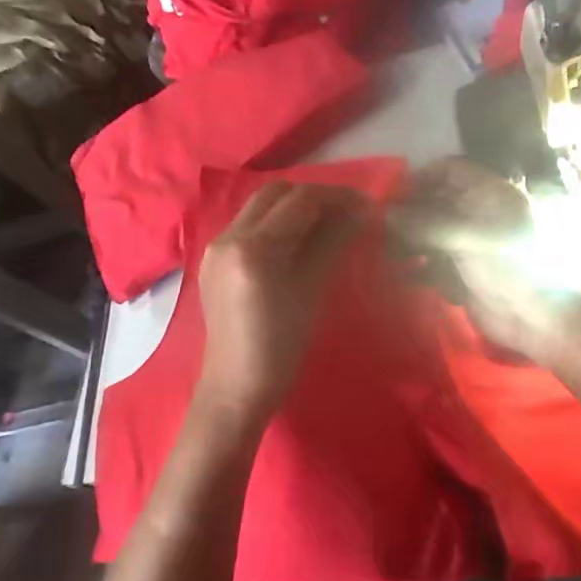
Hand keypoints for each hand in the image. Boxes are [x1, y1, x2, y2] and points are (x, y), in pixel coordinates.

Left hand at [195, 181, 367, 418]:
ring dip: (292, 207)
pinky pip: (246, 227)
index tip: (367, 205)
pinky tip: (295, 242)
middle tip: (346, 212)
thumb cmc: (280, 348)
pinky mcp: (212, 262)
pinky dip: (274, 224)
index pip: (299, 201)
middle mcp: (227, 237)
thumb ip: (332, 244)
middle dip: (313, 196)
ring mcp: (215, 248)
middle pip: (274, 194)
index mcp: (252, 247)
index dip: (337, 197)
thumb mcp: (311, 292)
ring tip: (326, 224)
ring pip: (258, 208)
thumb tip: (359, 214)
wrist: (236, 387)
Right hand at [393, 159, 577, 358]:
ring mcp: (472, 244)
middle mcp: (480, 214)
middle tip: (379, 226)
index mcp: (489, 194)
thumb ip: (422, 223)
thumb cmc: (504, 265)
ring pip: (431, 234)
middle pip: (436, 202)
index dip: (420, 178)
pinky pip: (434, 264)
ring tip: (385, 252)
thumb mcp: (463, 237)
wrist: (531, 318)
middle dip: (409, 213)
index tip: (391, 195)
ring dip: (408, 242)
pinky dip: (417, 268)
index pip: (449, 170)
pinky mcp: (464, 272)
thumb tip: (385, 213)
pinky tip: (401, 276)